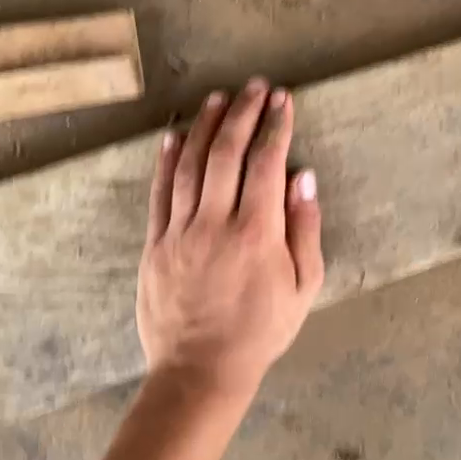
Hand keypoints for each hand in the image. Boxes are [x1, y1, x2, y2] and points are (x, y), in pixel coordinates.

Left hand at [138, 79, 324, 398]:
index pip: (266, 163)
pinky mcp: (154, 246)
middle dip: (242, 114)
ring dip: (205, 126)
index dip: (276, 126)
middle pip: (226, 153)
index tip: (283, 100)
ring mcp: (179, 233)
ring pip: (190, 166)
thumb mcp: (305, 284)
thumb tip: (304, 177)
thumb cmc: (263, 328)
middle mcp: (215, 223)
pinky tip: (174, 136)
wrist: (200, 372)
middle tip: (255, 87)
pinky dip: (166, 161)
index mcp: (257, 232)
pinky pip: (159, 194)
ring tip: (218, 97)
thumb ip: (306, 228)